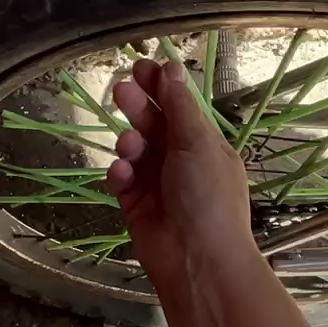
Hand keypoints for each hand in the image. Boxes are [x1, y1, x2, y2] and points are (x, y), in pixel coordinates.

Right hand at [106, 59, 263, 296]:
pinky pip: (122, 179)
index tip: (142, 66)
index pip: (179, 106)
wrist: (197, 260)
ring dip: (129, 142)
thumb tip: (172, 67)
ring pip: (134, 149)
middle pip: (154, 123)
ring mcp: (157, 182)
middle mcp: (181, 160)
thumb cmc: (207, 196)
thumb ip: (180, 106)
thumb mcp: (198, 144)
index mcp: (204, 144)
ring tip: (130, 145)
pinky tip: (122, 174)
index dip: (161, 86)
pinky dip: (120, 173)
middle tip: (121, 89)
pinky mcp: (136, 204)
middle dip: (138, 106)